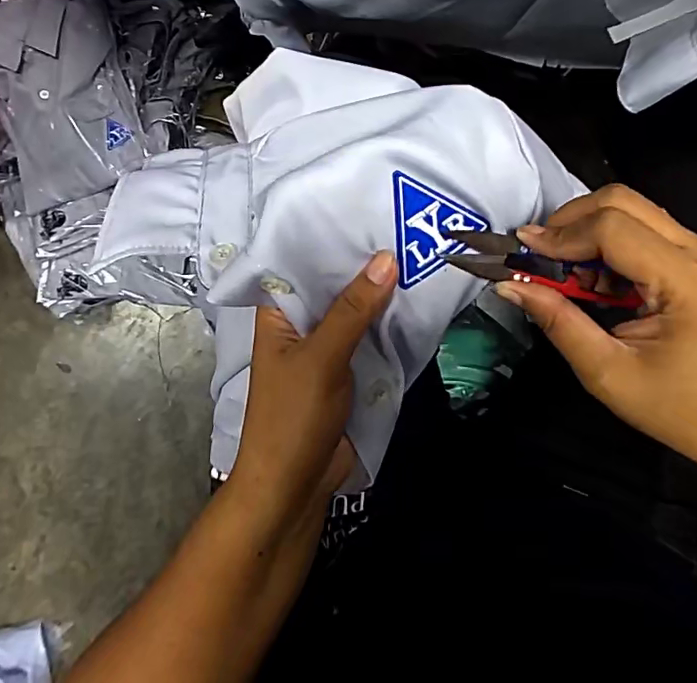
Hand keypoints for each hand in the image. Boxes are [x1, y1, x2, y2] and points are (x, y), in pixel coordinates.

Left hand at [229, 250, 397, 511]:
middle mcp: (300, 321)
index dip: (333, 236)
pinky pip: (368, 334)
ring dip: (380, 291)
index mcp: (278, 312)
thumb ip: (353, 310)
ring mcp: (325, 344)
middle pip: (334, 283)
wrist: (295, 486)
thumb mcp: (321, 358)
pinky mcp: (347, 366)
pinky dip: (388, 321)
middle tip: (405, 224)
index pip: (303, 261)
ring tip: (417, 251)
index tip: (369, 209)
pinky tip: (415, 297)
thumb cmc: (292, 417)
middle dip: (365, 262)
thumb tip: (386, 259)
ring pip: (355, 309)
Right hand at [494, 185, 696, 471]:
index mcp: (690, 285)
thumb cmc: (675, 407)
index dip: (562, 235)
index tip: (524, 251)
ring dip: (587, 227)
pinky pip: (641, 223)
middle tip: (542, 256)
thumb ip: (557, 321)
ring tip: (569, 270)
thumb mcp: (606, 372)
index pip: (614, 229)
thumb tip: (508, 284)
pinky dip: (606, 238)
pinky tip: (596, 275)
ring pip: (630, 206)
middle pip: (622, 202)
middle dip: (571, 221)